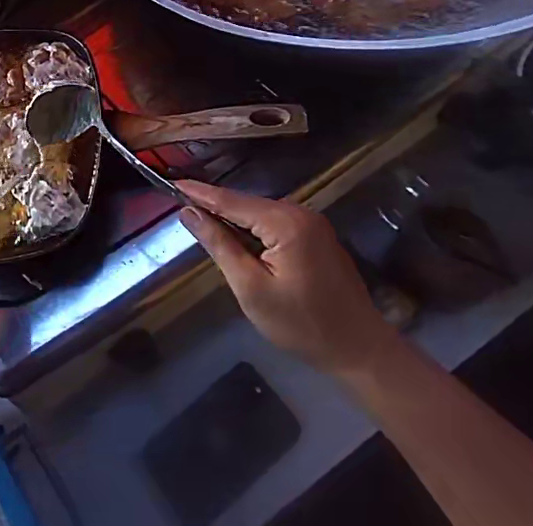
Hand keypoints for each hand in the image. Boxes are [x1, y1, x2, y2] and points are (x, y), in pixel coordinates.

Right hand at [176, 180, 397, 376]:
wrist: (359, 349)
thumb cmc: (302, 325)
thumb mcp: (251, 289)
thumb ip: (220, 246)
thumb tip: (189, 213)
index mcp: (286, 222)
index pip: (232, 200)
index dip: (200, 192)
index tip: (172, 182)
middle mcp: (301, 212)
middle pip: (247, 203)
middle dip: (216, 205)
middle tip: (181, 206)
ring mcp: (312, 223)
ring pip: (261, 213)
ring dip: (234, 219)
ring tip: (203, 223)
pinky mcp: (317, 236)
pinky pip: (276, 223)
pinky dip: (254, 229)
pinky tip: (239, 241)